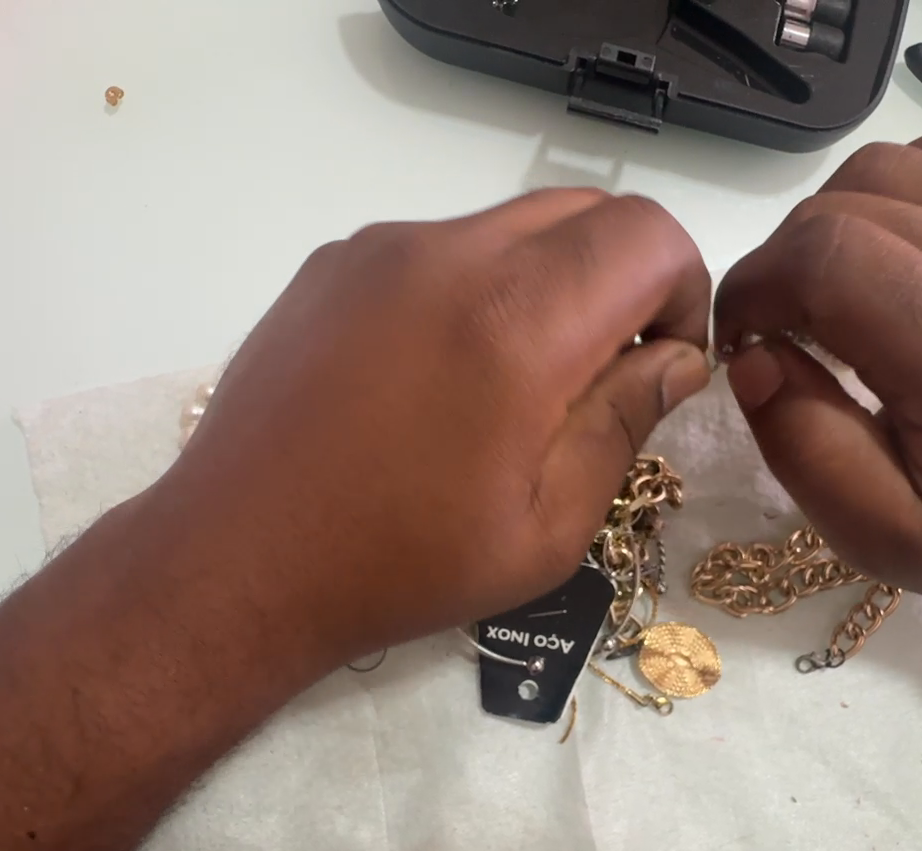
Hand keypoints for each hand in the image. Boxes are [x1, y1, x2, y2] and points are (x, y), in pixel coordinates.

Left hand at [150, 190, 711, 669]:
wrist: (239, 560)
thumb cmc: (403, 565)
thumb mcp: (547, 528)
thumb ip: (623, 423)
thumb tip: (675, 358)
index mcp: (515, 325)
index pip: (647, 235)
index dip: (683, 290)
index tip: (664, 362)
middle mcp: (446, 256)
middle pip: (587, 214)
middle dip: (625, 281)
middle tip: (604, 376)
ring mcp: (379, 250)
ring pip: (514, 227)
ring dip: (552, 286)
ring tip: (517, 386)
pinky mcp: (333, 265)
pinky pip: (442, 248)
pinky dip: (481, 289)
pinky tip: (443, 376)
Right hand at [712, 116, 921, 619]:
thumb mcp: (881, 536)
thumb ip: (805, 448)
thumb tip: (752, 360)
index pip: (825, 257)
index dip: (752, 290)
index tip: (739, 348)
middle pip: (844, 204)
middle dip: (776, 267)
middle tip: (774, 339)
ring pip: (889, 168)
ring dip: (825, 226)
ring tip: (823, 299)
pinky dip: (900, 185)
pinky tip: (889, 248)